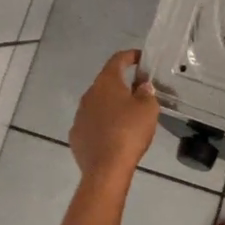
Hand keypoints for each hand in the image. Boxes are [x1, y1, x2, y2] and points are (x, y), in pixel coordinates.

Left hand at [70, 50, 158, 188]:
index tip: (142, 59)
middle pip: (106, 82)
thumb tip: (141, 86)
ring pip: (98, 103)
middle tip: (138, 91)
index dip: (130, 56)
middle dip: (122, 84)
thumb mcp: (148, 108)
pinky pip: (91, 123)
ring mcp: (80, 115)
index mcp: (106, 82)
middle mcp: (89, 94)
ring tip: (127, 116)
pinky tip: (113, 135)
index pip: (117, 60)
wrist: (106, 169)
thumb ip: (146, 93)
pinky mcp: (76, 135)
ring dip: (111, 105)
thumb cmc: (129, 131)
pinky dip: (102, 123)